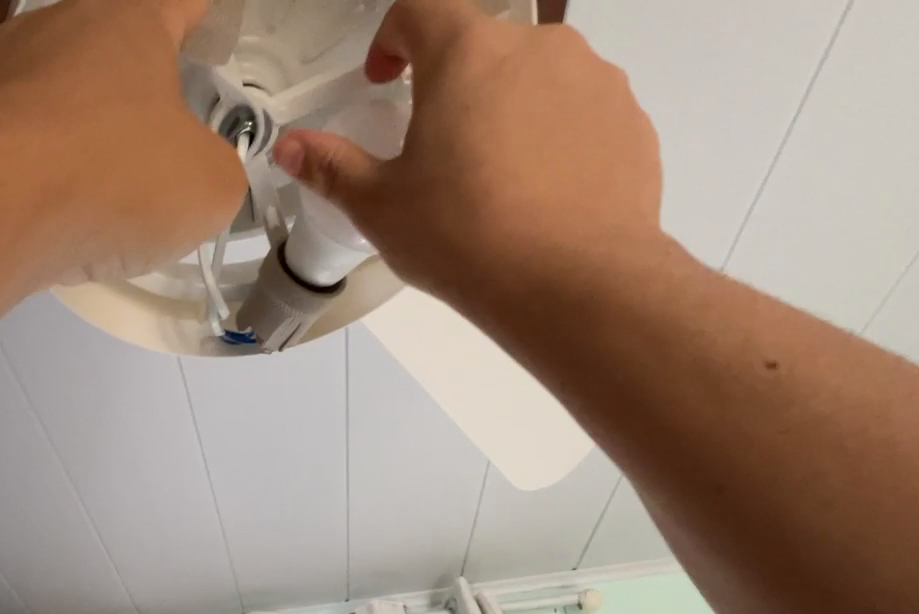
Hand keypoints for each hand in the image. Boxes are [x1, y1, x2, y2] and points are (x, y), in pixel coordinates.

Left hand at [0, 0, 245, 283]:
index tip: (208, 39)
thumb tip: (198, 181)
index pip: (178, 4)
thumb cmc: (110, 177)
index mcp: (127, 21)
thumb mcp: (206, 190)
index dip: (201, 23)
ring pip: (53, 103)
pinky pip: (11, 150)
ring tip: (95, 201)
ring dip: (79, 143)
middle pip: (107, 56)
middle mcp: (54, 30)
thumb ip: (218, 176)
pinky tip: (43, 220)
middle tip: (153, 150)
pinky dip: (33, 179)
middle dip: (134, 99)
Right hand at [271, 0, 663, 310]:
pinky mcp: (630, 120)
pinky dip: (551, 140)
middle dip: (450, 87)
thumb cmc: (460, 236)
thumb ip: (331, 167)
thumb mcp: (379, 207)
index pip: (421, 8)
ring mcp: (595, 79)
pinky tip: (535, 198)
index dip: (391, 37)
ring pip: (534, 80)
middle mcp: (538, 47)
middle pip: (481, 48)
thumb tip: (288, 146)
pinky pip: (578, 115)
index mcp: (466, 56)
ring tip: (488, 182)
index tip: (381, 81)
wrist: (571, 281)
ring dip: (503, 112)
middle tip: (432, 152)